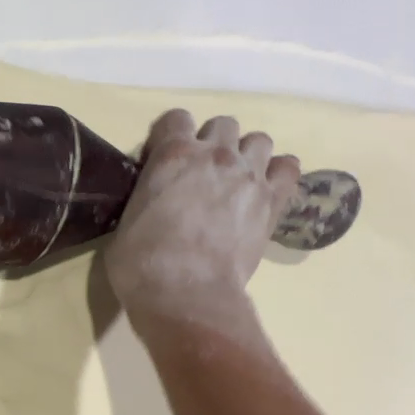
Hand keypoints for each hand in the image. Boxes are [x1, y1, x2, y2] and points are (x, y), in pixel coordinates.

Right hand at [104, 110, 300, 344]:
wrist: (186, 295)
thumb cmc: (141, 266)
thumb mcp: (125, 226)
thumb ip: (145, 198)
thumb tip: (155, 199)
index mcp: (173, 157)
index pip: (174, 120)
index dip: (166, 138)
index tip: (159, 161)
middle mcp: (216, 155)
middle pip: (222, 125)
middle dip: (210, 144)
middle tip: (198, 174)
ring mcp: (251, 174)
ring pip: (258, 140)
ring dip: (244, 155)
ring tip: (232, 181)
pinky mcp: (274, 199)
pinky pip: (289, 167)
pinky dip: (276, 174)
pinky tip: (261, 191)